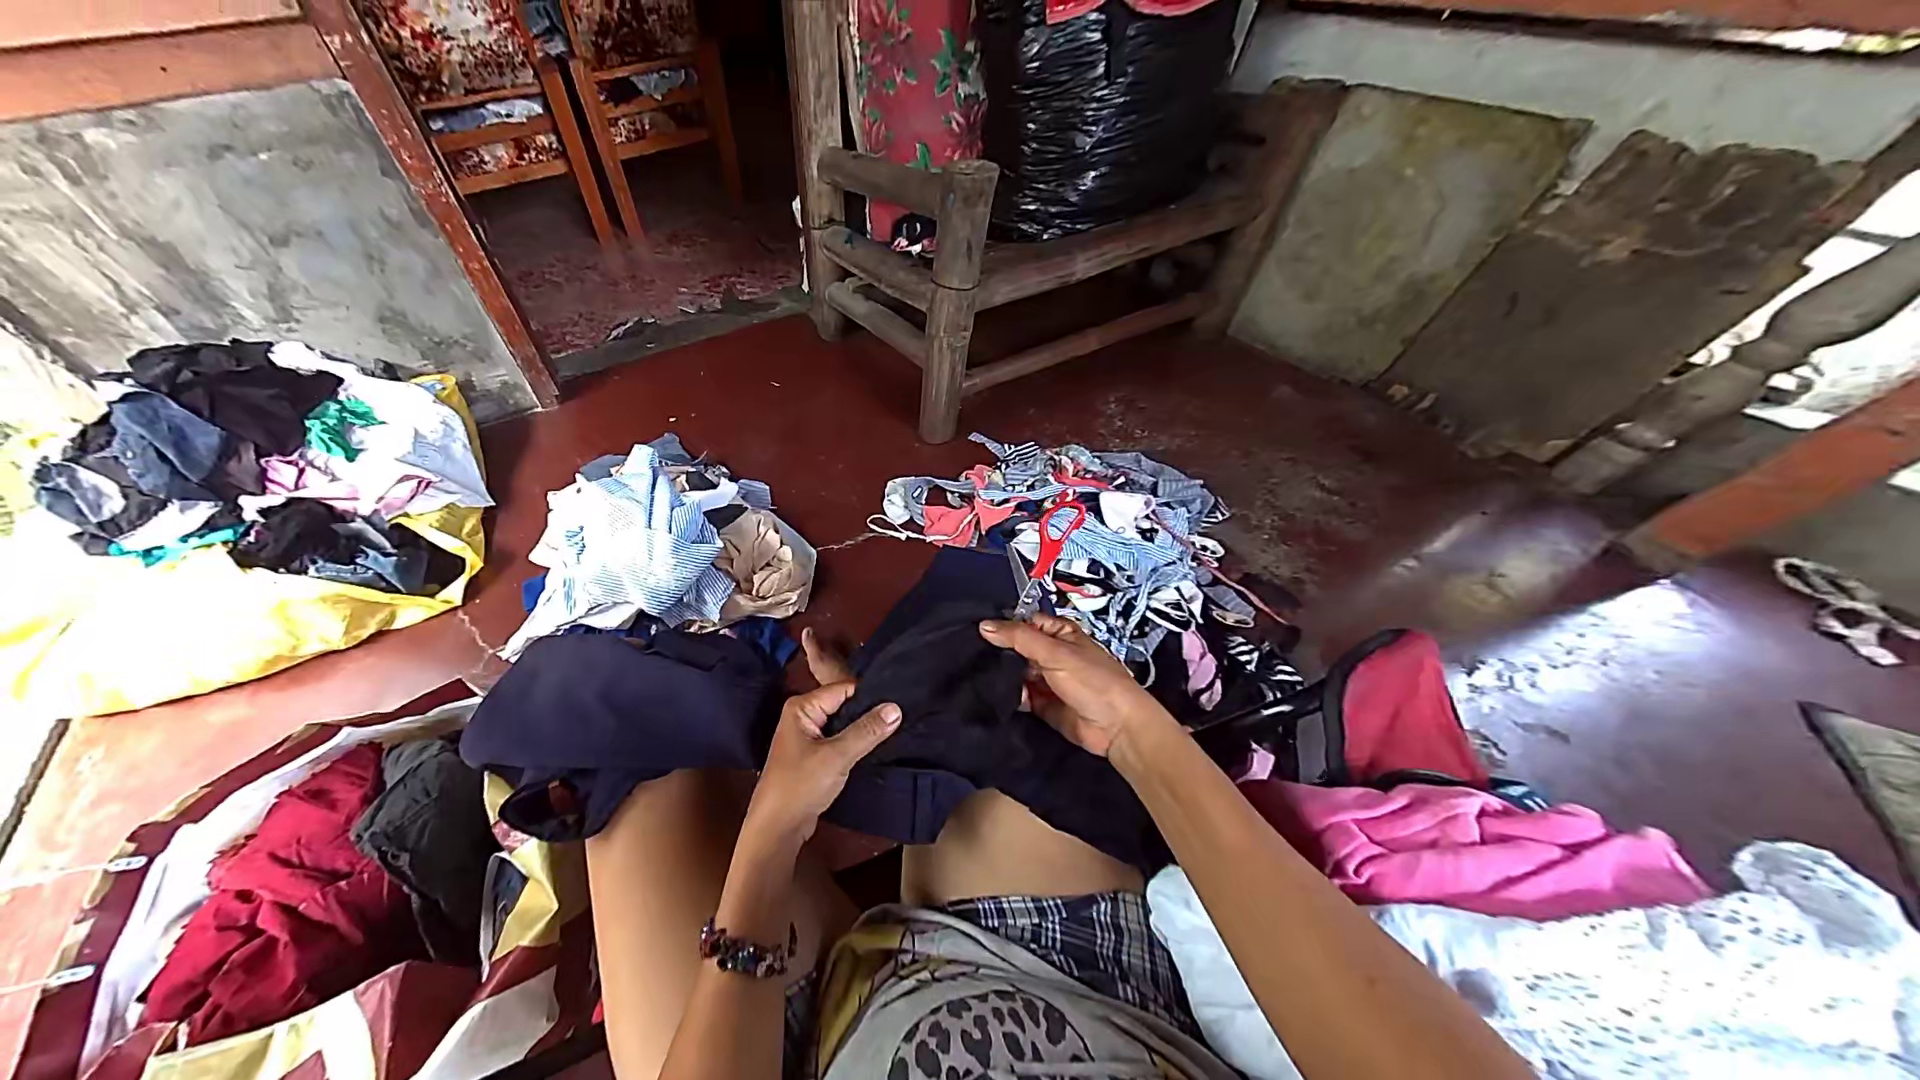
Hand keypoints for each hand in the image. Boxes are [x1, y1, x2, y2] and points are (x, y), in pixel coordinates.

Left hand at [744, 682, 899, 844]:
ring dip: (864, 728)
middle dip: (869, 711)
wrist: (777, 828)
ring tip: (895, 728)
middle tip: (902, 715)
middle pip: (845, 704)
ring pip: (844, 723)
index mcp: (802, 707)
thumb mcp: (836, 756)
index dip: (870, 695)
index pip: (844, 689)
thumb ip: (867, 731)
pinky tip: (876, 745)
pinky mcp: (815, 754)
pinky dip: (856, 742)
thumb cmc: (799, 787)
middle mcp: (803, 716)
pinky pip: (841, 739)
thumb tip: (895, 708)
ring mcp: (808, 736)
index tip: (898, 700)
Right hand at [979, 615, 1175, 758]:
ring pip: (1016, 674)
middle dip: (1001, 654)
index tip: (979, 631)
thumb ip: (1019, 638)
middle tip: (976, 657)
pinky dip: (1012, 697)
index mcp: (1060, 634)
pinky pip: (1021, 697)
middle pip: (1018, 650)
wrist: (1116, 726)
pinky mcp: (1044, 705)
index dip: (1005, 627)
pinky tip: (1002, 696)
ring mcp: (1048, 680)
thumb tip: (985, 625)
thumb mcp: (1054, 652)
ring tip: (987, 678)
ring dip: (1005, 677)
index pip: (1025, 624)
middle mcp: (1053, 655)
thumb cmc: (1095, 682)